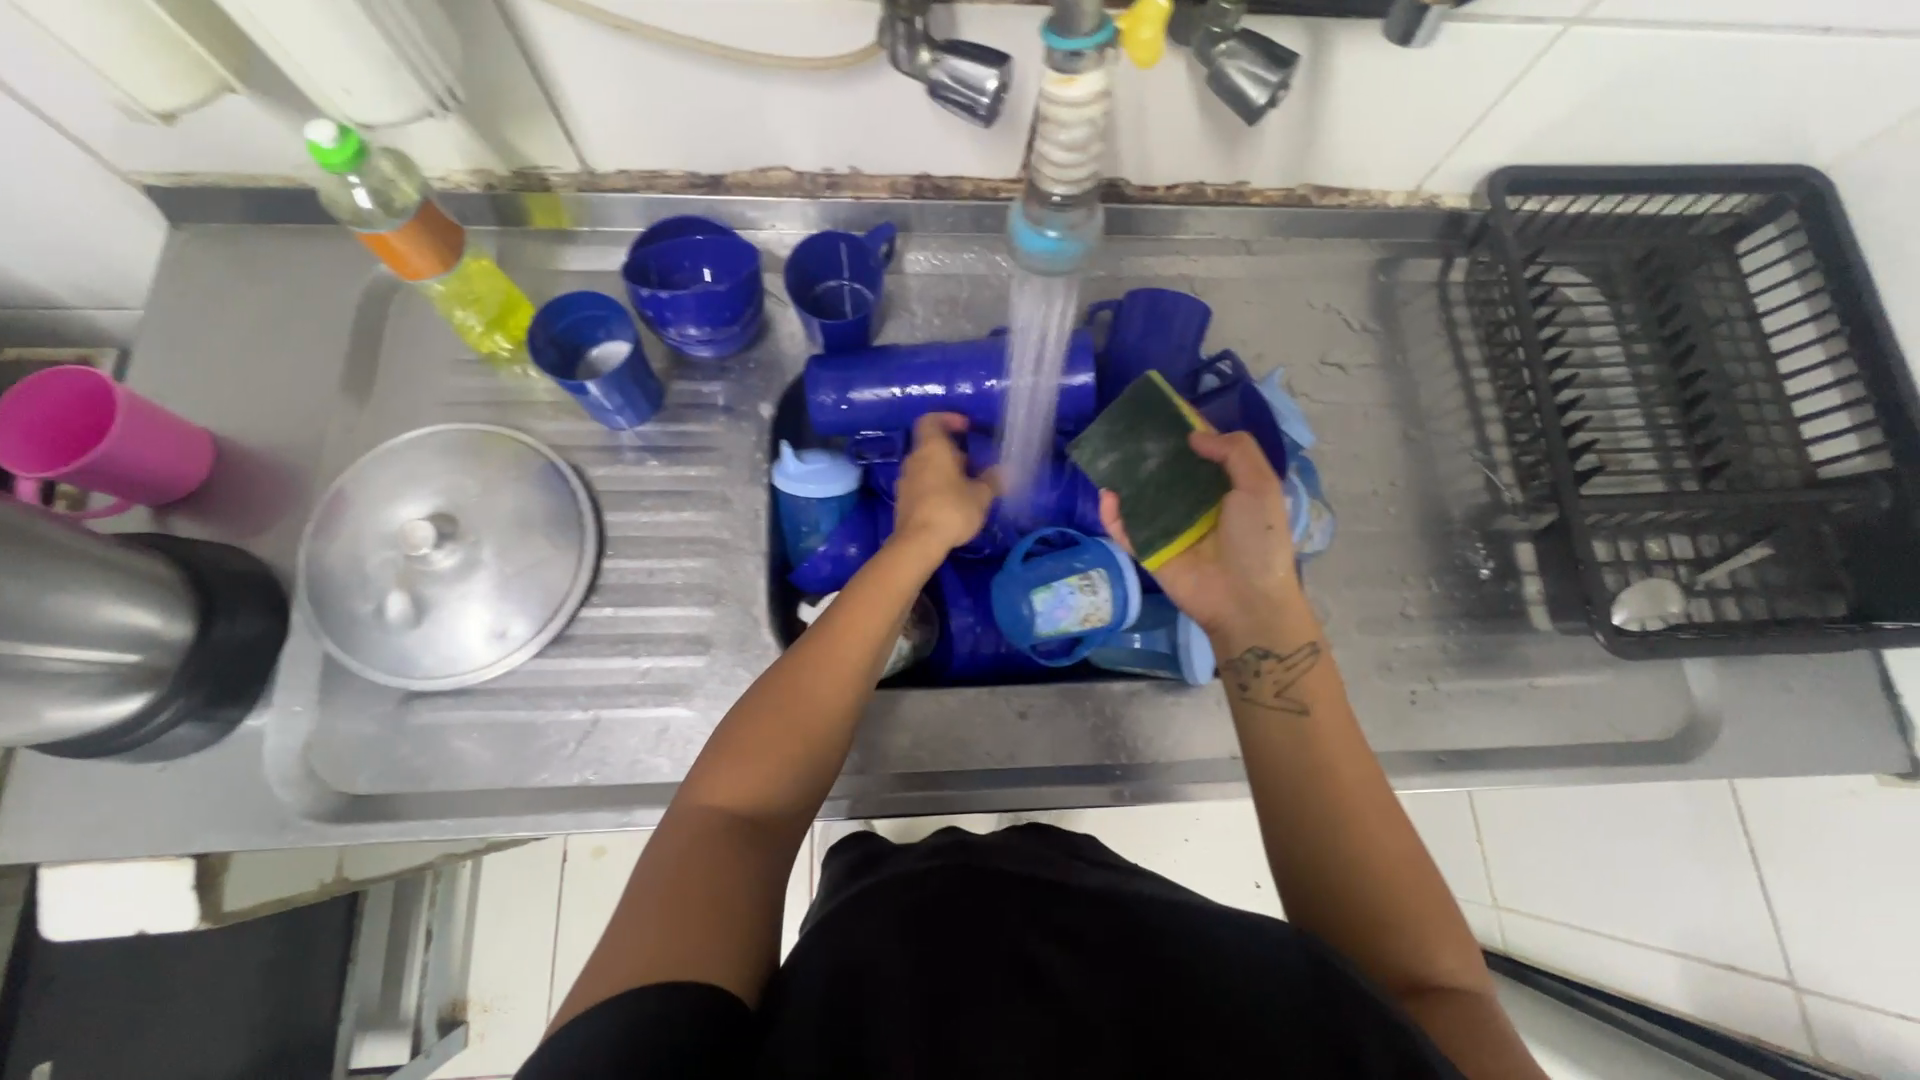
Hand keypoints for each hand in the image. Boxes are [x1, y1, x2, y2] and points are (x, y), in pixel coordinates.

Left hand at [892, 412, 999, 556]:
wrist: (918, 542)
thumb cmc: (952, 509)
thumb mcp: (981, 495)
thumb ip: (992, 480)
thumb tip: (1004, 471)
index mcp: (931, 448)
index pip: (930, 420)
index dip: (948, 419)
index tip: (966, 429)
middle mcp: (914, 459)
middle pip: (930, 445)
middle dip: (952, 452)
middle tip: (973, 466)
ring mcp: (904, 481)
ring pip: (925, 467)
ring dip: (944, 472)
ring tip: (965, 488)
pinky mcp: (902, 502)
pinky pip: (920, 485)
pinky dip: (935, 488)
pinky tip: (950, 505)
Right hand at [1099, 430, 1302, 644]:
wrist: (1245, 600)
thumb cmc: (1258, 540)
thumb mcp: (1261, 486)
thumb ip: (1235, 451)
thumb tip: (1193, 435)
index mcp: (1224, 487)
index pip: (1201, 450)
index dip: (1184, 429)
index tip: (1162, 409)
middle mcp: (1195, 503)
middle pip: (1166, 470)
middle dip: (1148, 450)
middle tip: (1125, 427)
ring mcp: (1169, 527)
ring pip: (1141, 496)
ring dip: (1126, 477)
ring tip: (1109, 454)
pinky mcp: (1149, 550)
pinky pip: (1125, 529)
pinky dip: (1112, 513)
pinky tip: (1107, 494)